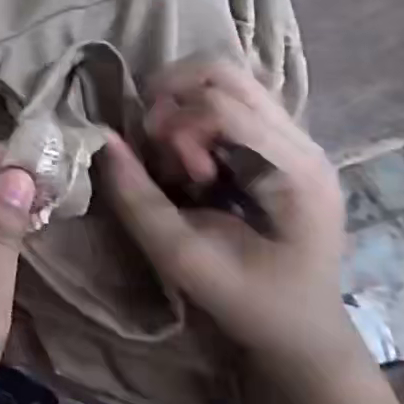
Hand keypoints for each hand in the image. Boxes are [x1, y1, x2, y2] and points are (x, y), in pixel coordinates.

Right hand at [100, 60, 350, 365]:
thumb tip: (102, 138)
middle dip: (173, 97)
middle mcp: (301, 141)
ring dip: (181, 104)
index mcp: (295, 172)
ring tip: (176, 152)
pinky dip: (191, 112)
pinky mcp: (276, 138)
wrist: (301, 330)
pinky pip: (225, 96)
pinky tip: (190, 153)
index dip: (179, 127)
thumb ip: (137, 198)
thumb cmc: (249, 300)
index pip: (224, 105)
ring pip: (222, 77)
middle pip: (223, 73)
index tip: (173, 172)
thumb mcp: (184, 259)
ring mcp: (293, 136)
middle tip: (156, 141)